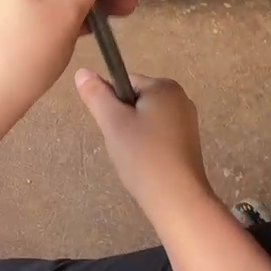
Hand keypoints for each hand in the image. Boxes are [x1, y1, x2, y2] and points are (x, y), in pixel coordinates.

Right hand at [74, 70, 214, 210]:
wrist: (177, 198)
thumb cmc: (143, 156)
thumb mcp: (113, 123)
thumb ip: (96, 95)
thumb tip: (82, 71)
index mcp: (164, 87)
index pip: (124, 82)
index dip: (111, 104)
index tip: (113, 127)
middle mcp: (180, 98)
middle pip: (135, 100)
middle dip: (123, 120)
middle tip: (122, 144)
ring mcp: (187, 121)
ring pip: (145, 119)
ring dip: (133, 134)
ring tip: (134, 156)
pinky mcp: (188, 142)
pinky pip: (157, 134)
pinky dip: (147, 145)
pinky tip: (146, 163)